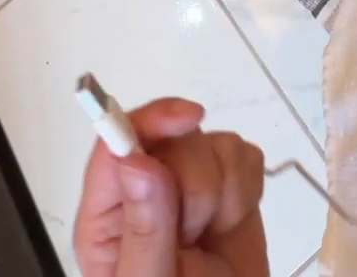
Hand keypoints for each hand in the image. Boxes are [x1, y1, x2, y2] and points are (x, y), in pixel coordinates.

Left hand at [74, 98, 268, 276]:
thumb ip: (145, 230)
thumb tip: (135, 161)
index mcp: (109, 210)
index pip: (119, 141)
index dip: (152, 121)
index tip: (189, 119)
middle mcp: (146, 186)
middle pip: (176, 137)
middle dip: (196, 184)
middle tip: (193, 237)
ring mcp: (190, 179)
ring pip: (216, 143)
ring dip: (224, 195)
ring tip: (212, 237)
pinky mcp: (229, 181)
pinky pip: (245, 155)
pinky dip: (247, 191)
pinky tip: (232, 224)